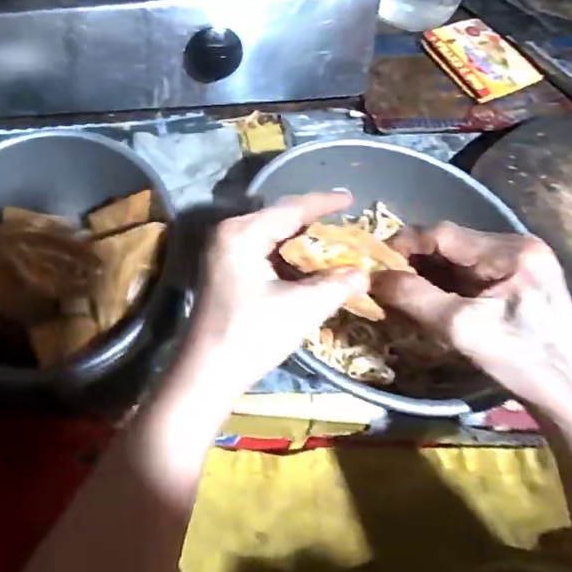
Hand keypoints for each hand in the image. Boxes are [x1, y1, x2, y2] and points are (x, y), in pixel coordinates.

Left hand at [175, 192, 369, 405]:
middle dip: (315, 222)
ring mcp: (224, 252)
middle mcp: (230, 233)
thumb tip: (364, 273)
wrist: (207, 373)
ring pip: (272, 236)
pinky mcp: (226, 271)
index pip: (291, 209)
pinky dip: (288, 257)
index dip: (324, 203)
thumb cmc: (251, 335)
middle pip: (280, 219)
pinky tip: (310, 265)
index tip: (351, 197)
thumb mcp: (302, 308)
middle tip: (348, 221)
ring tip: (336, 241)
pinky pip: (264, 252)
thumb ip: (336, 285)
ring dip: (302, 241)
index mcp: (242, 233)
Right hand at [371, 223, 571, 418]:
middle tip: (384, 284)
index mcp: (512, 251)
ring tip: (400, 295)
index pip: (442, 232)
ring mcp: (521, 264)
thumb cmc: (526, 364)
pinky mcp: (519, 283)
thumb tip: (371, 277)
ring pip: (456, 259)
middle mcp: (518, 246)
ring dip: (427, 275)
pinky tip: (427, 303)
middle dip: (413, 262)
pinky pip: (470, 274)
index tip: (373, 265)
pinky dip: (444, 286)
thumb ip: (414, 297)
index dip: (403, 245)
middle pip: (449, 243)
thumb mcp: (461, 330)